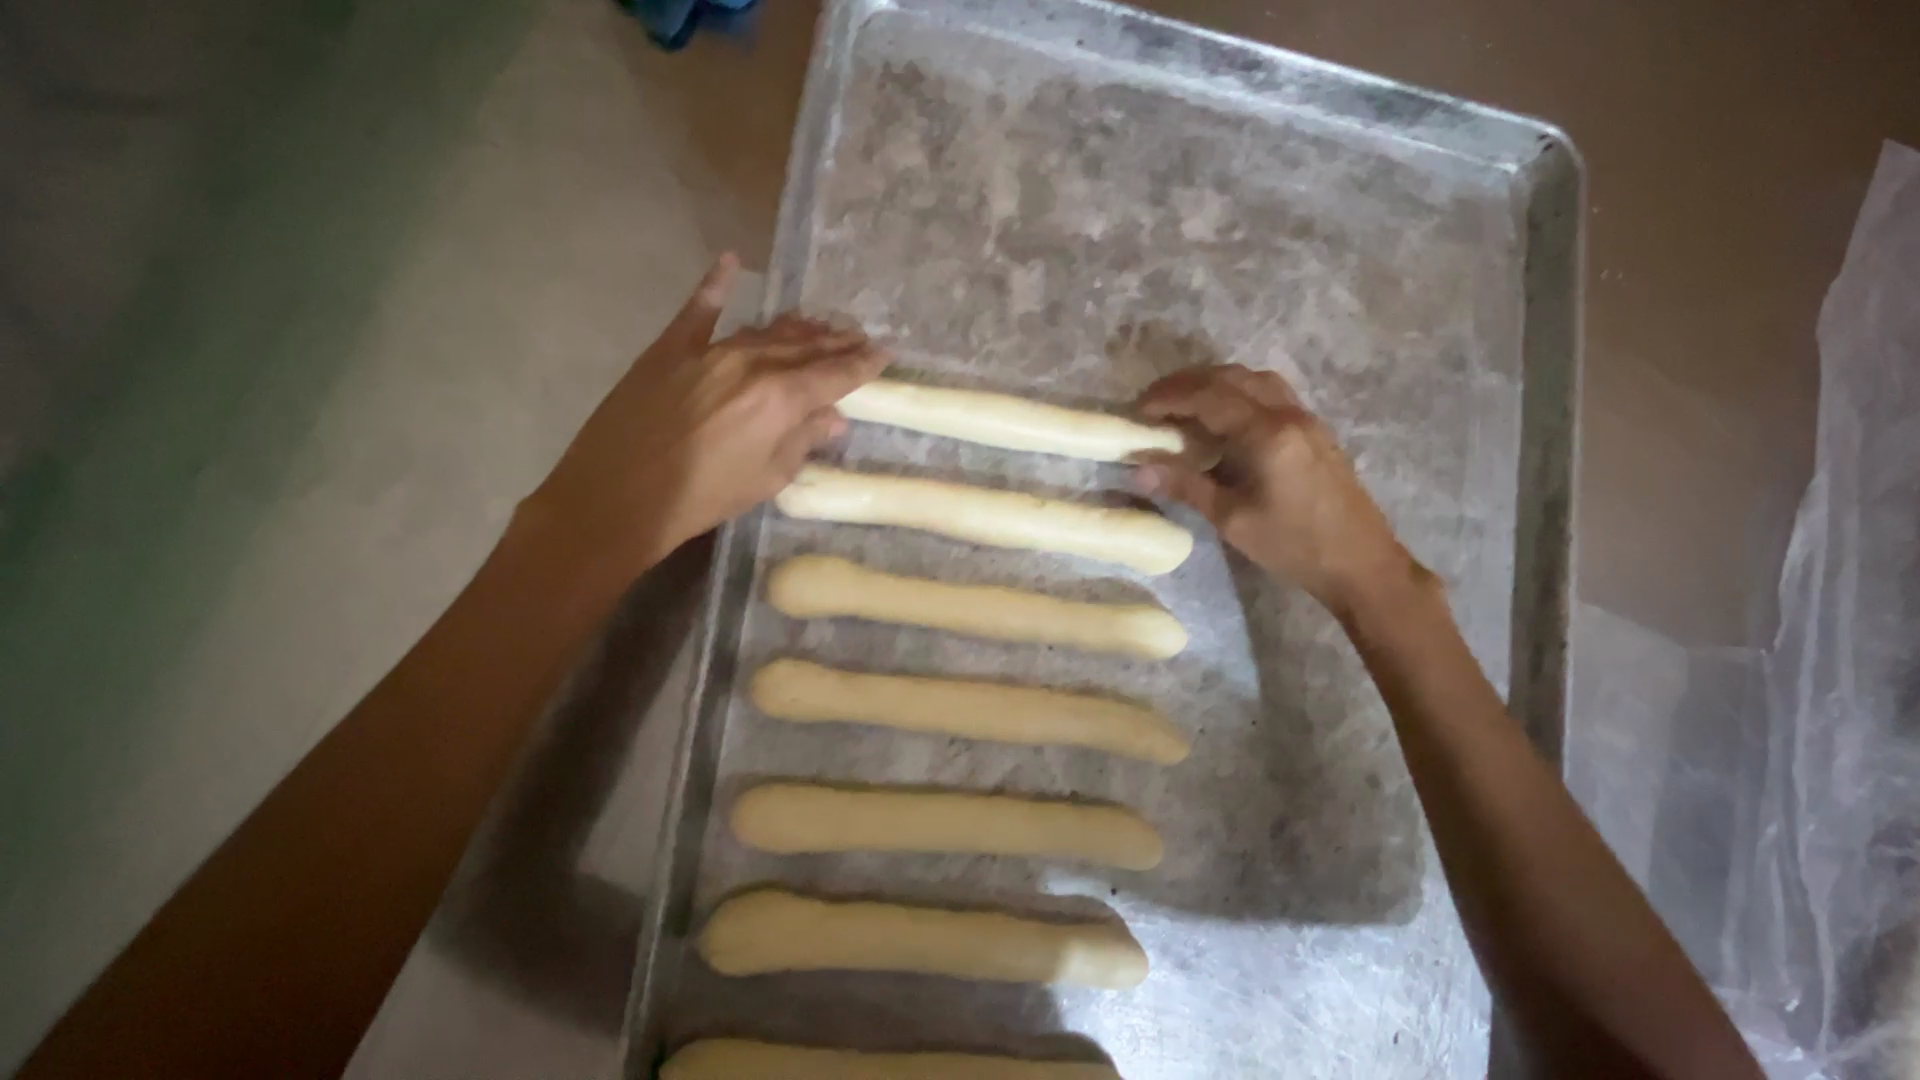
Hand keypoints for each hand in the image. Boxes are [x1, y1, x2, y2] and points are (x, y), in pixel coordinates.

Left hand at [519, 254, 889, 580]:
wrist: (618, 496)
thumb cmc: (702, 499)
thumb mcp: (765, 478)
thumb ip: (802, 441)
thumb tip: (833, 417)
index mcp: (780, 398)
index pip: (833, 374)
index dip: (863, 365)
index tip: (885, 353)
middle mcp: (751, 363)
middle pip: (804, 346)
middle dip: (837, 342)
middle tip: (861, 336)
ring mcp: (709, 350)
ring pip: (764, 330)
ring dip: (797, 326)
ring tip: (822, 323)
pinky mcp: (670, 348)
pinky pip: (698, 310)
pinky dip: (715, 284)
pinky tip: (730, 261)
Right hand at [1132, 364, 1423, 615]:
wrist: (1361, 563)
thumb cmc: (1294, 546)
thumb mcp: (1232, 520)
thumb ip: (1186, 486)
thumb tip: (1137, 471)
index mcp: (1267, 433)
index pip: (1209, 397)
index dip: (1169, 397)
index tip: (1139, 410)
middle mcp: (1288, 414)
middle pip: (1232, 377)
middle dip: (1188, 383)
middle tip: (1155, 402)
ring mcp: (1307, 419)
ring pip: (1255, 380)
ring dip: (1216, 383)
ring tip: (1186, 405)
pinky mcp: (1315, 432)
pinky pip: (1272, 394)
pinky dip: (1240, 393)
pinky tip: (1225, 420)